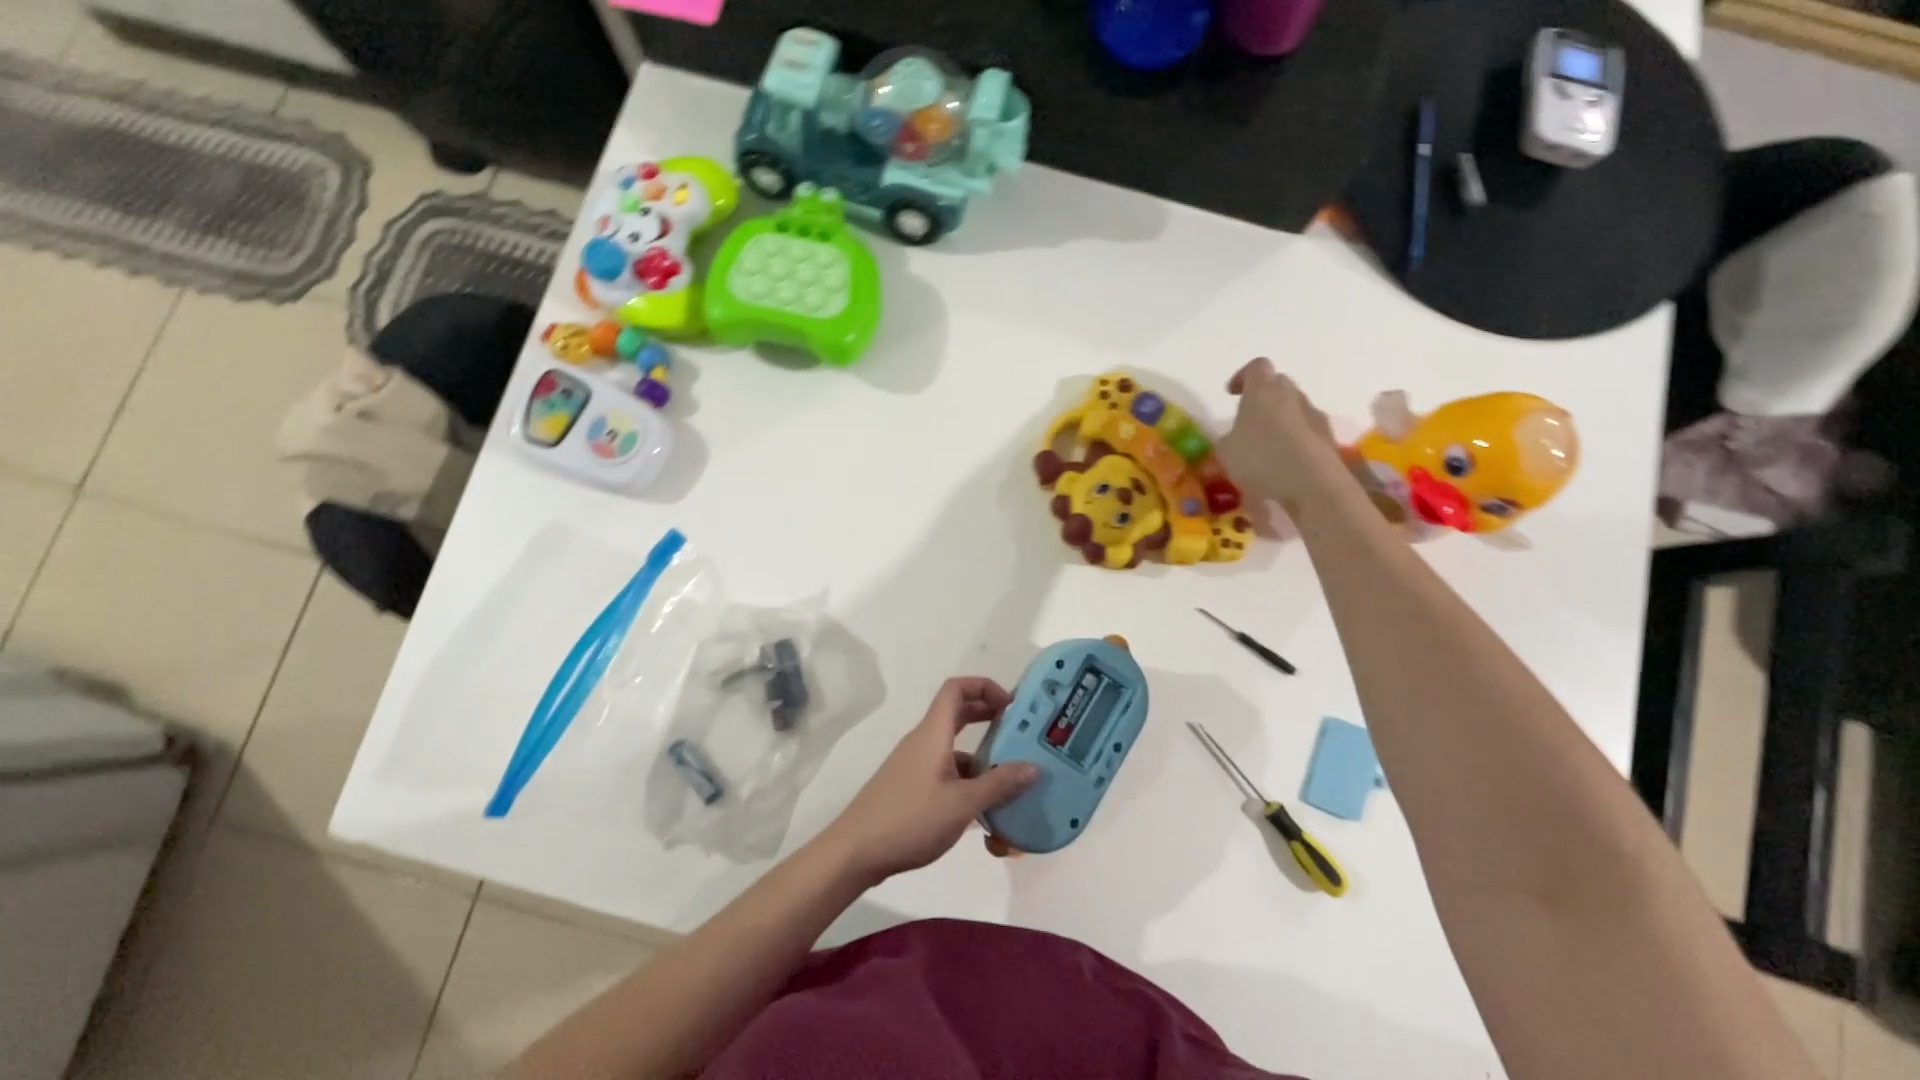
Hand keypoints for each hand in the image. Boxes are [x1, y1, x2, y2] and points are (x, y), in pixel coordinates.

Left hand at [822, 678, 1038, 883]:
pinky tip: (985, 807)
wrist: (855, 852)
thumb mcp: (962, 804)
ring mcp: (914, 766)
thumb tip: (1034, 768)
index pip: (956, 688)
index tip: (1012, 706)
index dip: (984, 687)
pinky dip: (967, 780)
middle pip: (957, 714)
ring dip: (981, 756)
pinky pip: (944, 771)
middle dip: (989, 718)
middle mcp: (922, 742)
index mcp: (933, 734)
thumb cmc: (910, 819)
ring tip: (1012, 778)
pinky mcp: (909, 788)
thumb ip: (999, 785)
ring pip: (952, 748)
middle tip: (1021, 735)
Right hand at [1214, 357, 1346, 508]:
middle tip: (1250, 420)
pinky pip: (1308, 431)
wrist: (1313, 485)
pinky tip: (1286, 463)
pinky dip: (1296, 440)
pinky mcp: (1329, 438)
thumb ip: (1228, 438)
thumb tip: (1233, 437)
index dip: (1243, 377)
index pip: (1256, 367)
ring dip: (1281, 420)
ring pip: (1295, 408)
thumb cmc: (1261, 460)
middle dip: (1264, 398)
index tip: (1232, 394)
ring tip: (1267, 447)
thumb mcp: (1226, 452)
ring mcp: (1315, 415)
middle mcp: (1291, 395)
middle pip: (1279, 384)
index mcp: (1263, 391)